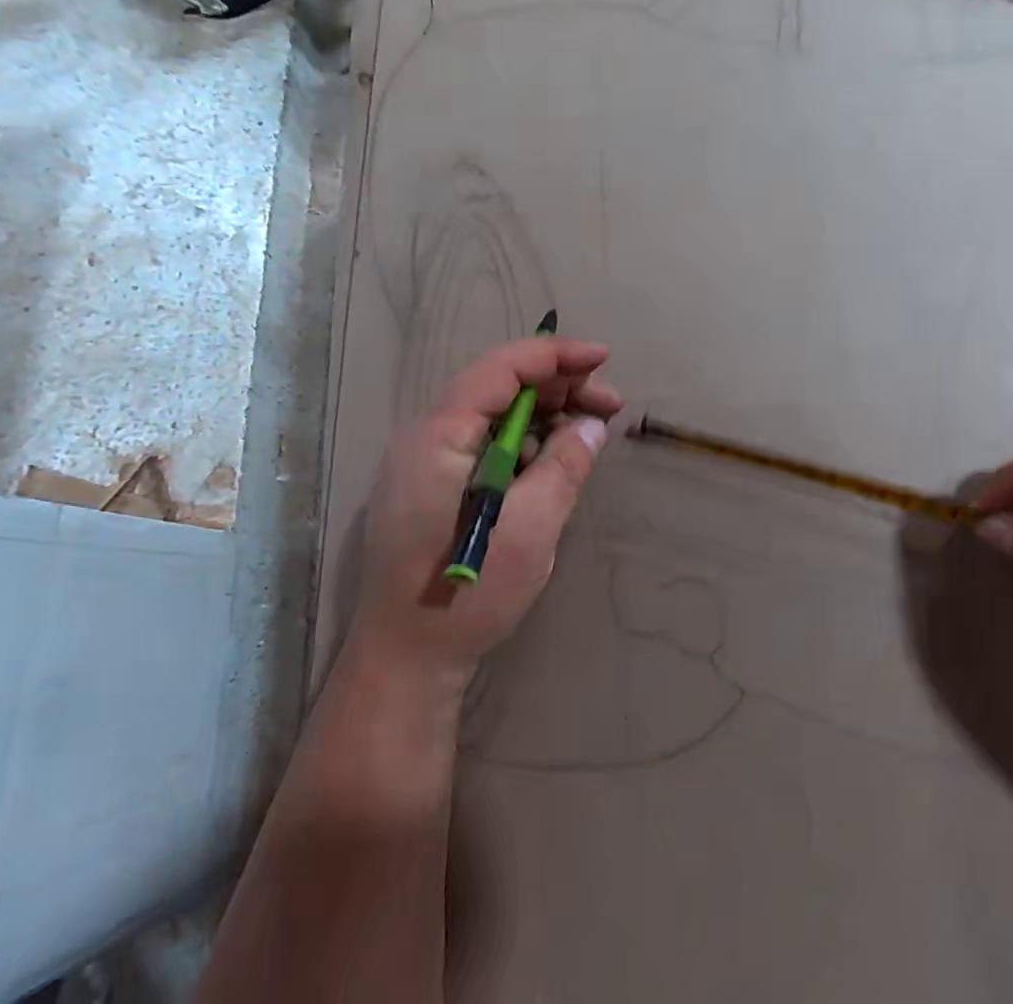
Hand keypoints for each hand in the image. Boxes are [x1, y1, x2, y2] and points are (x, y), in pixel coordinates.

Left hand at [348, 337, 624, 683]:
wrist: (406, 657)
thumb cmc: (468, 594)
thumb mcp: (531, 529)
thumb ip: (564, 467)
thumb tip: (591, 424)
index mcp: (437, 437)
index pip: (498, 369)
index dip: (553, 356)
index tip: (603, 359)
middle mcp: (422, 440)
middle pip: (493, 390)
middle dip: (553, 389)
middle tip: (606, 407)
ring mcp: (421, 468)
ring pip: (488, 422)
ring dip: (538, 421)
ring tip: (585, 435)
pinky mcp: (428, 493)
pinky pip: (478, 452)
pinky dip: (517, 450)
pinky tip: (547, 466)